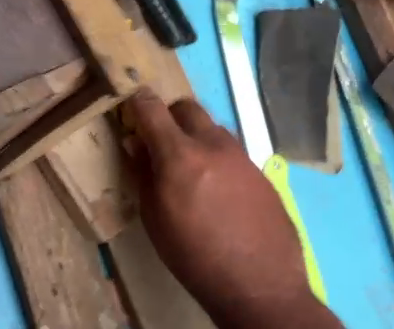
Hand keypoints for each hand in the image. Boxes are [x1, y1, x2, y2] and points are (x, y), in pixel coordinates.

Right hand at [122, 90, 338, 328]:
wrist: (262, 290)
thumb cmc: (194, 256)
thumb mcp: (154, 217)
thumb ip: (142, 173)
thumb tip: (136, 143)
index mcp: (178, 154)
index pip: (151, 106)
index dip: (137, 101)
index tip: (130, 107)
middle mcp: (212, 145)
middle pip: (187, 107)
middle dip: (170, 115)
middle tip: (162, 139)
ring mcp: (242, 158)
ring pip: (213, 128)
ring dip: (198, 136)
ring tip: (194, 167)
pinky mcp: (263, 176)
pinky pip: (234, 154)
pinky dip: (220, 160)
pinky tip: (220, 191)